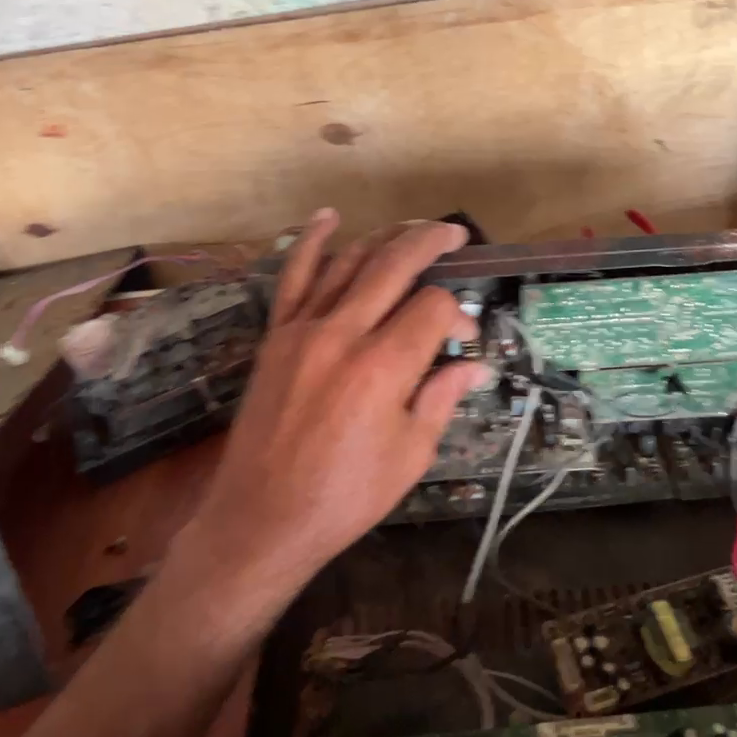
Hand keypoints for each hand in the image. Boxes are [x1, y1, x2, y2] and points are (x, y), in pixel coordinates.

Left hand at [184, 210, 491, 590]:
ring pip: (348, 262)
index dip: (459, 315)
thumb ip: (441, 398)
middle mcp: (343, 334)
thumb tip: (474, 365)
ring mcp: (303, 330)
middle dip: (430, 242)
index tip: (466, 340)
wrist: (263, 518)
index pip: (434, 308)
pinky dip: (312, 243)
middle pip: (393, 265)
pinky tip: (330, 218)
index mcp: (383, 367)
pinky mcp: (276, 337)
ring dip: (384, 238)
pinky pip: (293, 277)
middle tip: (456, 235)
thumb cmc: (345, 496)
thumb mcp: (410, 455)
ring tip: (413, 230)